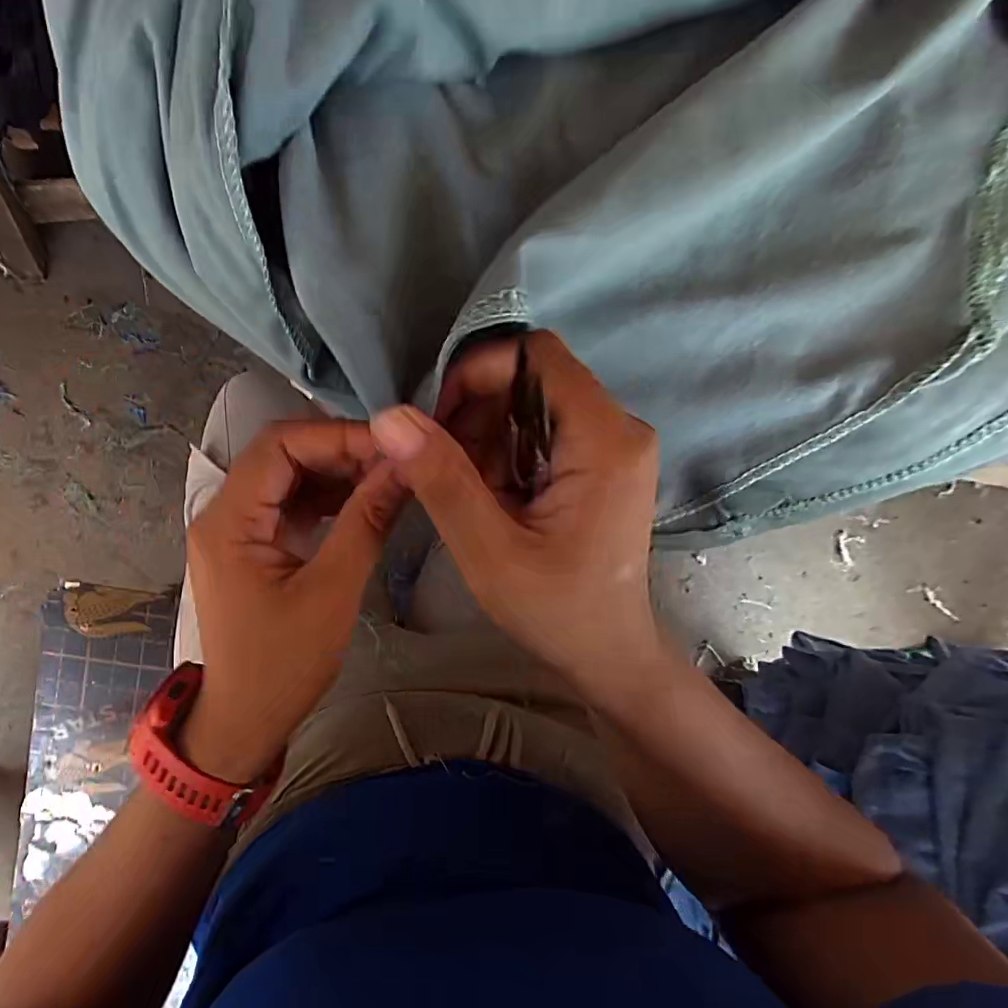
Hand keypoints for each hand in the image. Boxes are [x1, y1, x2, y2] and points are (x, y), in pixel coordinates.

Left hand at [182, 420, 406, 780]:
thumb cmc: (283, 665)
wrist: (245, 718)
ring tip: (387, 477)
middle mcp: (220, 514)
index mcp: (227, 521)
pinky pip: (286, 505)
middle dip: (338, 451)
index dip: (335, 435)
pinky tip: (363, 500)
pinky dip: (323, 499)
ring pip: (285, 477)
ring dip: (334, 473)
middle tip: (395, 460)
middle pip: (279, 455)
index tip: (389, 444)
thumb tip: (402, 467)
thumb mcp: (331, 592)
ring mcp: (233, 529)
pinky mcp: (249, 545)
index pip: (277, 446)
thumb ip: (365, 522)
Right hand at [369, 331, 664, 690]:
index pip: (534, 355)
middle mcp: (617, 427)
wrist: (607, 653)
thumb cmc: (554, 610)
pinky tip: (489, 496)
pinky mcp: (598, 460)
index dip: (475, 373)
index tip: (435, 422)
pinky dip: (501, 452)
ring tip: (466, 490)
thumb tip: (390, 417)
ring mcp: (611, 443)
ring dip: (483, 435)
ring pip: (528, 401)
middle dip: (474, 411)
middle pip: (530, 376)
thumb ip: (441, 480)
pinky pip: (537, 429)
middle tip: (442, 465)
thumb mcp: (487, 550)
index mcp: (603, 441)